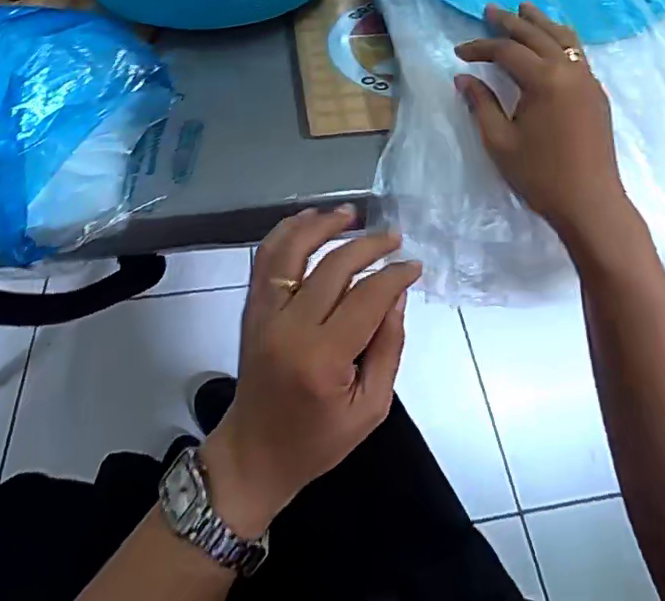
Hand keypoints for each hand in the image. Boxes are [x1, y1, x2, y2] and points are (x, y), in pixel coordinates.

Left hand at [200, 207, 421, 535]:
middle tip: (394, 236)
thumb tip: (396, 296)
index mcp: (322, 358)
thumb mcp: (370, 408)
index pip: (365, 298)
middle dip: (368, 245)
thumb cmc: (317, 440)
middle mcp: (288, 328)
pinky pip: (265, 258)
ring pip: (290, 250)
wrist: (254, 452)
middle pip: (332, 266)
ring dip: (321, 225)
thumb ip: (387, 348)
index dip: (393, 276)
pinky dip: (286, 232)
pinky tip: (310, 220)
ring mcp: (264, 314)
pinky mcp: (251, 308)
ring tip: (350, 213)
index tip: (413, 265)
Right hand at [455, 4, 627, 231]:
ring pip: (563, 39)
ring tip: (525, 9)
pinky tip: (553, 41)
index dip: (480, 48)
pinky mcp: (596, 94)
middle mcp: (570, 72)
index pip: (507, 51)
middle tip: (490, 10)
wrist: (591, 203)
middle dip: (511, 22)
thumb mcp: (500, 141)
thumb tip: (463, 78)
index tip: (459, 53)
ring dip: (541, 23)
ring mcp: (588, 81)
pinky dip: (560, 40)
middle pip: (537, 35)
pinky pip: (578, 54)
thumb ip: (481, 104)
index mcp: (544, 80)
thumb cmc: (540, 175)